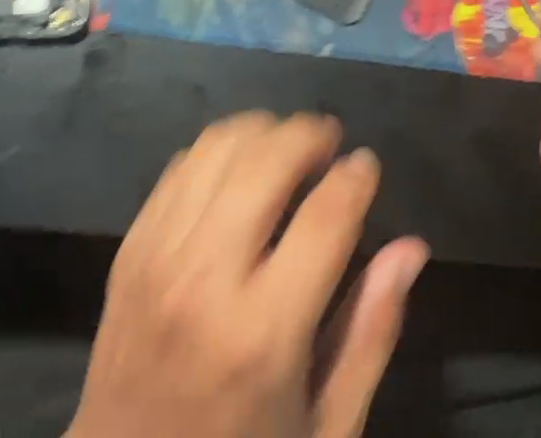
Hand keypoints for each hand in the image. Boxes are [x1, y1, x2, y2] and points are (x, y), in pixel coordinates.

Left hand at [67, 112, 429, 437]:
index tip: (367, 163)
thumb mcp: (326, 421)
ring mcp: (158, 255)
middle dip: (307, 134)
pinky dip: (215, 151)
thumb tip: (410, 249)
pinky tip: (238, 166)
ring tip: (287, 144)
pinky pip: (178, 169)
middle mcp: (206, 277)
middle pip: (265, 162)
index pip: (324, 218)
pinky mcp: (129, 247)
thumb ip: (369, 332)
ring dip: (260, 131)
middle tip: (330, 139)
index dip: (355, 177)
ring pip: (216, 150)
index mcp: (265, 331)